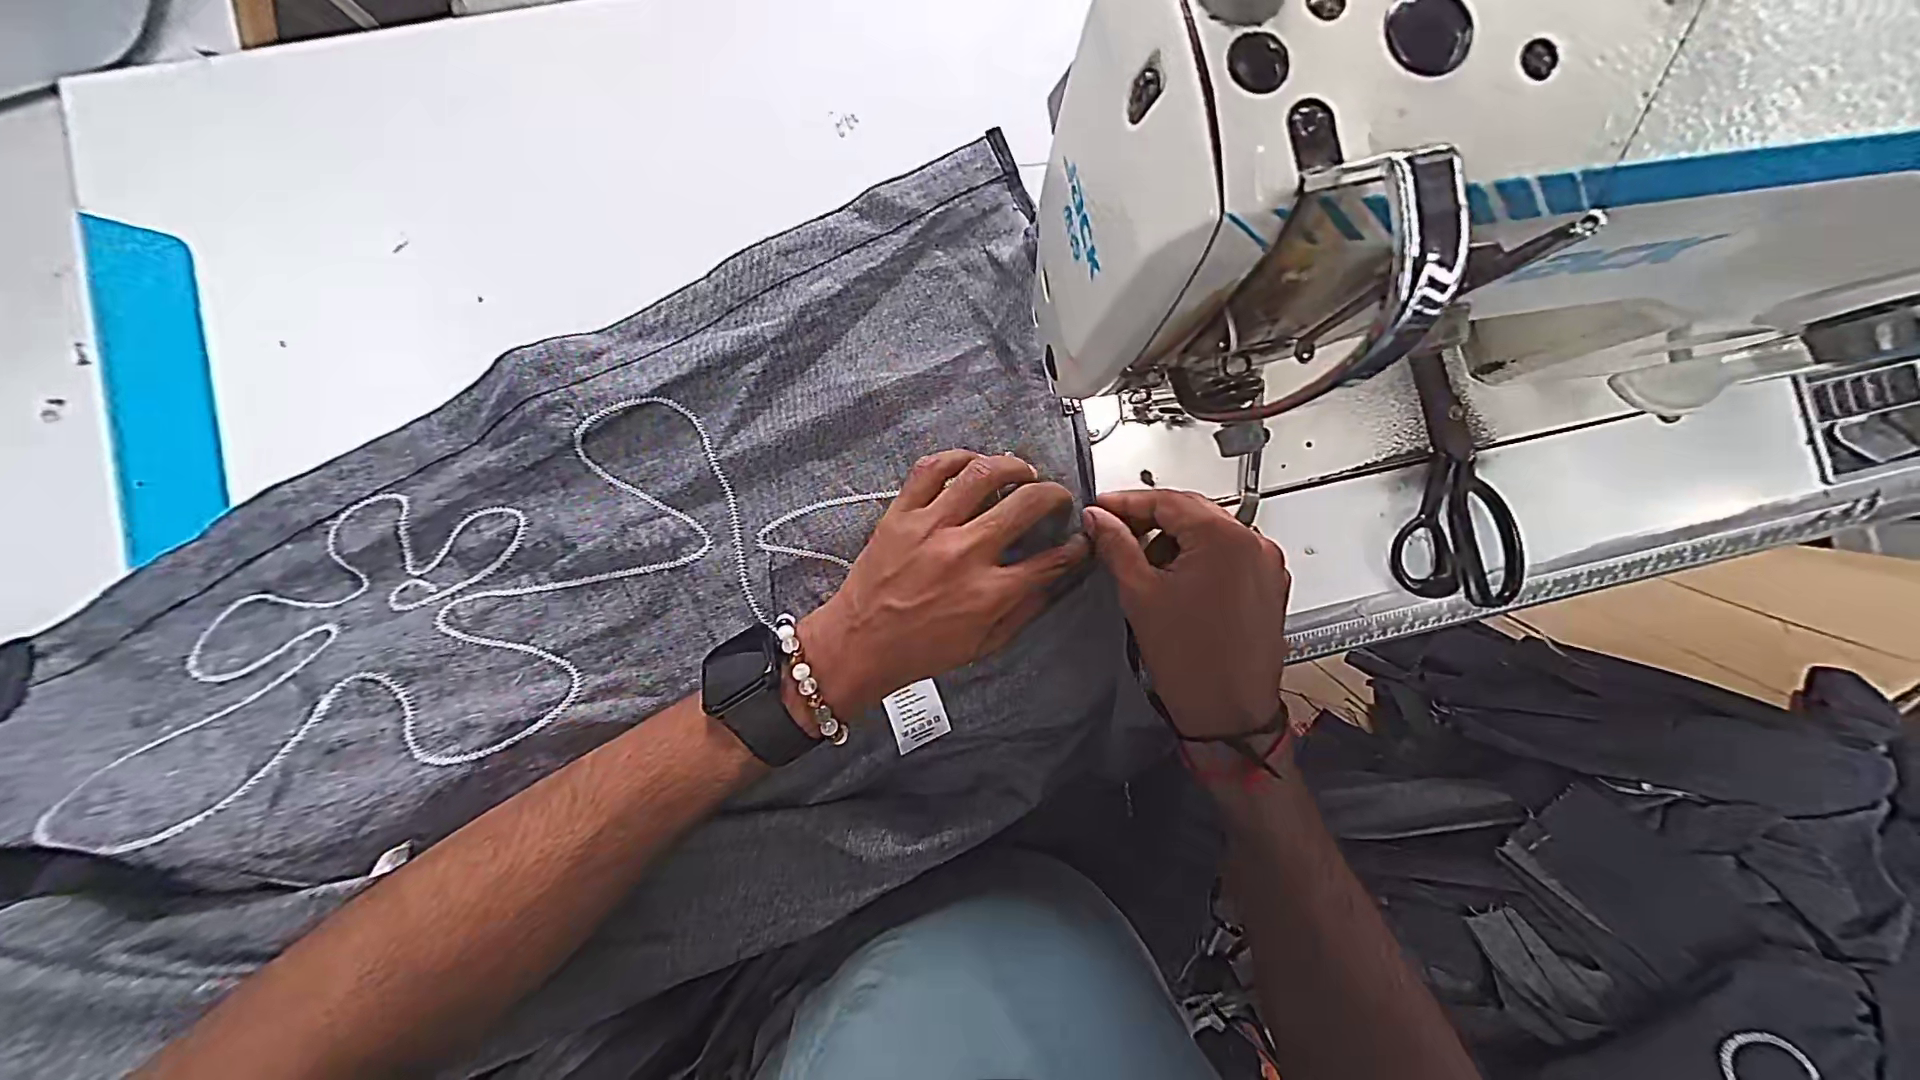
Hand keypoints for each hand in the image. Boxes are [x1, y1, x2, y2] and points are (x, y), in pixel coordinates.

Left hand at [797, 450, 1089, 716]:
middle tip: (1056, 497)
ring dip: (1014, 466)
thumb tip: (1054, 582)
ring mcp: (931, 528)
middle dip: (1055, 495)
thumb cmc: (917, 649)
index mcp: (988, 592)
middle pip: (1027, 504)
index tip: (1078, 541)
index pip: (1051, 560)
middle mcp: (964, 553)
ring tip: (1023, 471)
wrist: (859, 645)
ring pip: (984, 474)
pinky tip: (973, 462)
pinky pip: (932, 469)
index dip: (1074, 548)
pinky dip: (958, 457)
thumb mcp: (984, 644)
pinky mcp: (901, 515)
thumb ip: (1024, 611)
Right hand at [1082, 489, 1290, 738]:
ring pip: (1208, 532)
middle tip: (1113, 531)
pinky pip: (1226, 554)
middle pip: (1190, 511)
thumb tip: (1099, 518)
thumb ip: (1116, 545)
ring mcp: (1264, 565)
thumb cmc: (1193, 662)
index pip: (1167, 500)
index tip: (1101, 507)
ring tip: (1142, 566)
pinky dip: (1196, 557)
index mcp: (1225, 539)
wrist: (1228, 711)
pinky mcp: (1267, 584)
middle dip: (1148, 519)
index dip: (1126, 502)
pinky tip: (1171, 579)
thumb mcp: (1139, 593)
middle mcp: (1254, 545)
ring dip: (1172, 539)